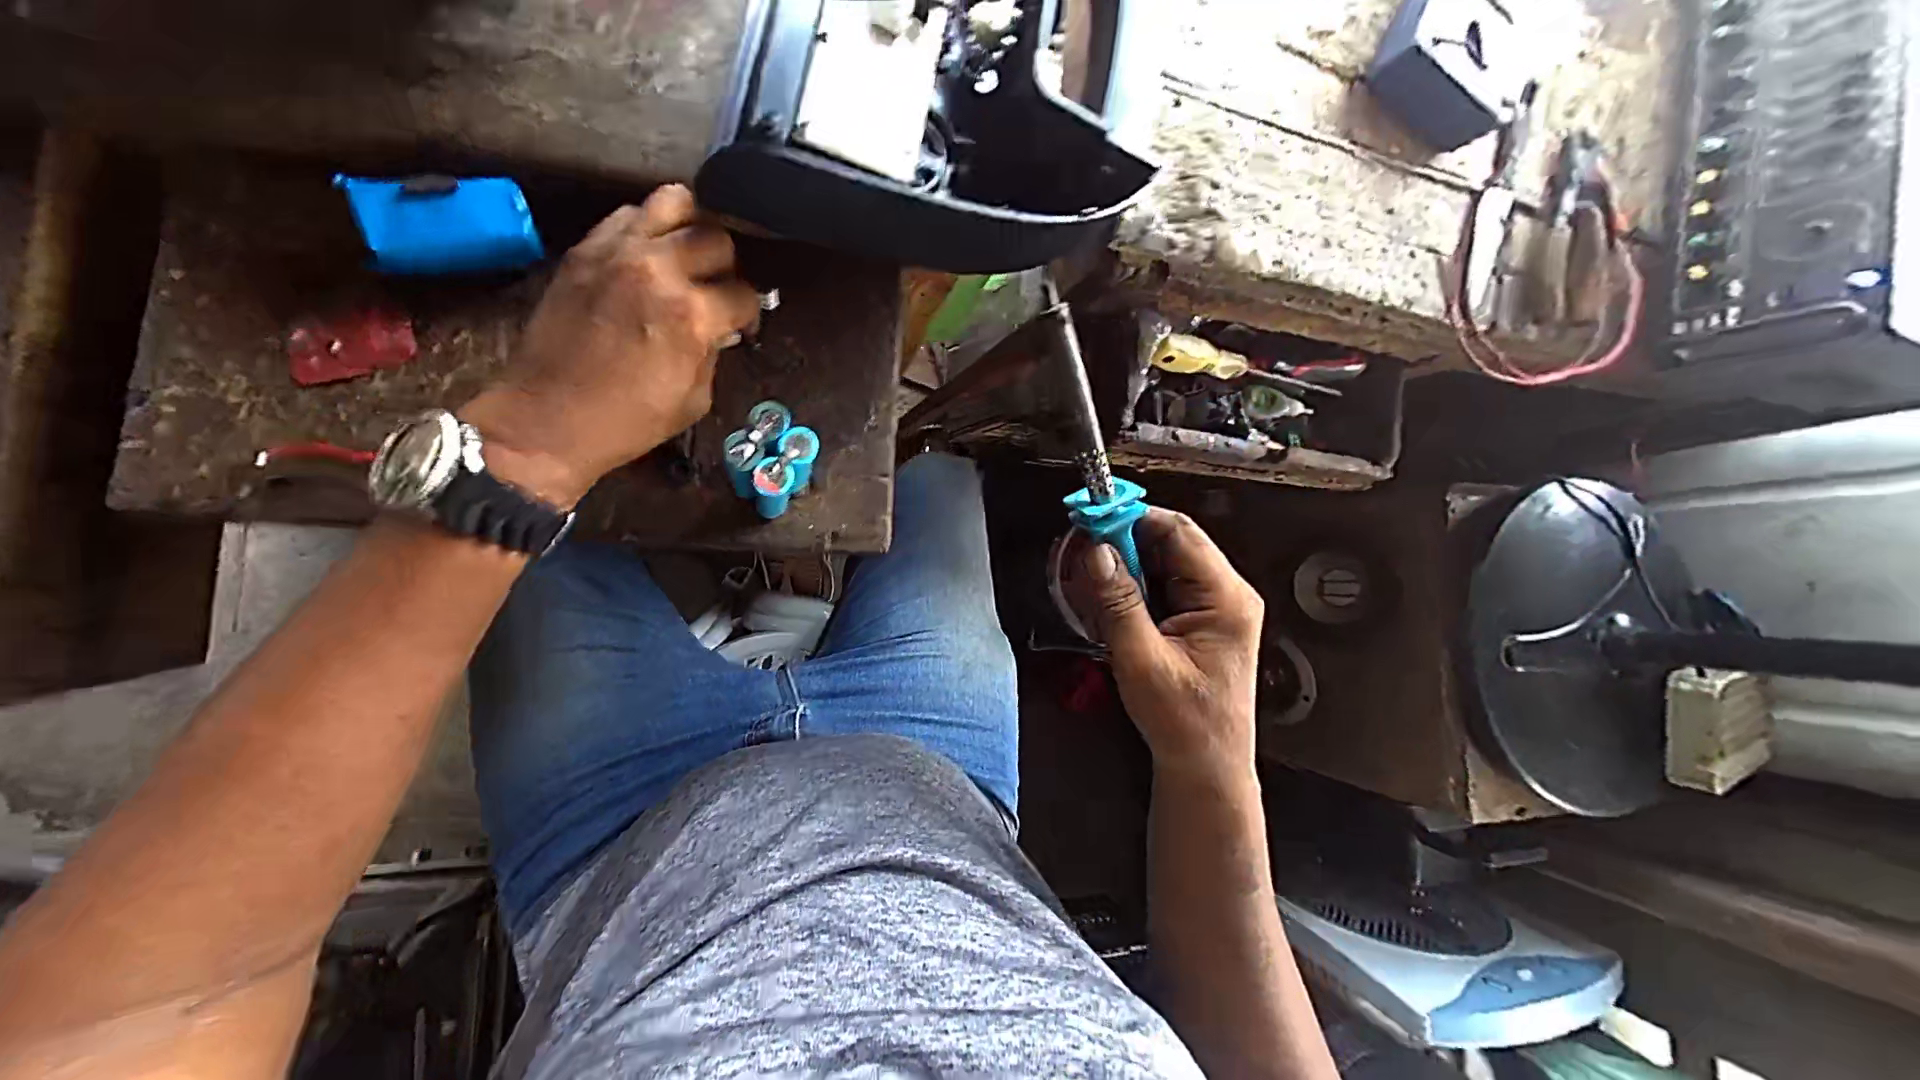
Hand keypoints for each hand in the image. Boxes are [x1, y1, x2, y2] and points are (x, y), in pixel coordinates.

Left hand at [460, 185, 760, 505]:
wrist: (550, 418)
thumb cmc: (631, 421)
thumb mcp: (696, 397)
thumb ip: (714, 352)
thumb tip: (719, 328)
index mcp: (693, 315)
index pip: (744, 293)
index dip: (750, 314)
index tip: (741, 326)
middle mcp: (660, 270)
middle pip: (716, 238)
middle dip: (726, 267)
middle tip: (715, 289)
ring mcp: (618, 252)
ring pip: (674, 202)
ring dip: (690, 227)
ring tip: (687, 253)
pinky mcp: (585, 250)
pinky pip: (628, 215)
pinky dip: (647, 229)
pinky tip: (649, 256)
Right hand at [1078, 510, 1265, 785]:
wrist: (1205, 769)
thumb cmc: (1186, 724)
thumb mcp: (1144, 662)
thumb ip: (1117, 603)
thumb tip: (1095, 552)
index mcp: (1225, 598)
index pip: (1178, 532)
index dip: (1130, 518)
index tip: (1089, 517)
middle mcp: (1223, 594)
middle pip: (1166, 543)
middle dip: (1119, 543)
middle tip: (1077, 548)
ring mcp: (1209, 606)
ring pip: (1157, 564)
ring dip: (1119, 567)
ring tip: (1083, 577)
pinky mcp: (1192, 620)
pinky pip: (1155, 587)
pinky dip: (1125, 589)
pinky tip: (1100, 601)